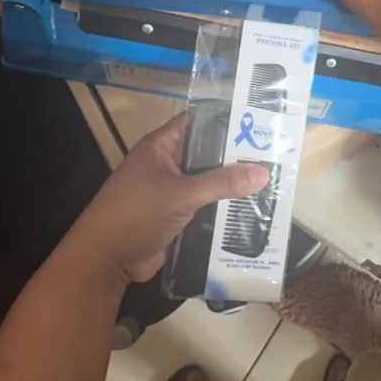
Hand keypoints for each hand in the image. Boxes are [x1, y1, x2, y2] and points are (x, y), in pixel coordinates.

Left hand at [60, 115, 268, 284]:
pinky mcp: (177, 216)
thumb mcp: (181, 194)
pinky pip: (206, 206)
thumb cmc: (136, 215)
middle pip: (207, 154)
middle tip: (274, 153)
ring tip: (272, 180)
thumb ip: (221, 182)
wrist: (106, 261)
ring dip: (233, 185)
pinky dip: (225, 208)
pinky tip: (253, 209)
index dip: (225, 119)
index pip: (197, 122)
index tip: (258, 120)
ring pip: (209, 182)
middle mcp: (168, 165)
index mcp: (161, 147)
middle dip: (236, 156)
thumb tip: (263, 172)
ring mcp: (172, 191)